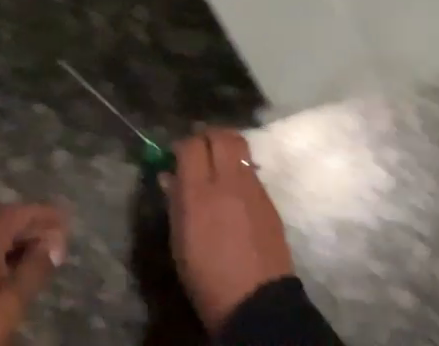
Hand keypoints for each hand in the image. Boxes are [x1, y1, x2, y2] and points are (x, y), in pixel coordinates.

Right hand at [165, 128, 294, 332]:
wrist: (257, 302)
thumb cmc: (207, 278)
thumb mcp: (179, 242)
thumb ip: (174, 202)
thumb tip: (169, 175)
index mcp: (199, 193)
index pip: (191, 145)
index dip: (182, 145)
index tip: (176, 155)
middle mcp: (228, 181)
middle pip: (221, 135)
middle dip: (207, 136)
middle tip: (198, 150)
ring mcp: (253, 188)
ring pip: (240, 147)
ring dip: (226, 149)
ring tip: (216, 167)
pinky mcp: (269, 199)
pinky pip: (251, 170)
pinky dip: (239, 170)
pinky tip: (233, 191)